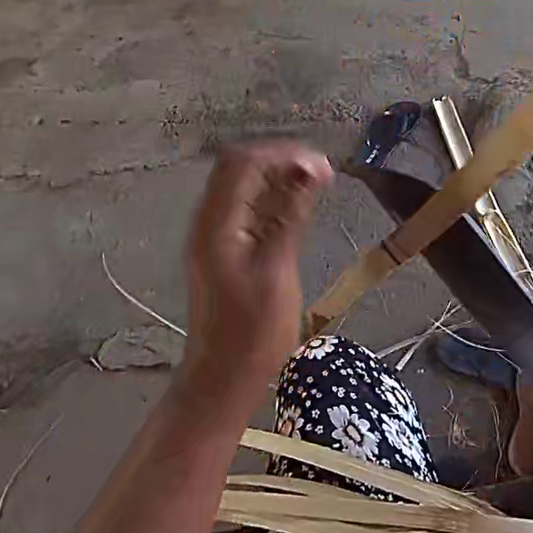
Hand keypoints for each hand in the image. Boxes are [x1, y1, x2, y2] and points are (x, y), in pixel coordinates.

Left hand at [181, 140, 331, 403]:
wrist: (223, 378)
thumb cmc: (252, 332)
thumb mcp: (277, 271)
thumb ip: (290, 216)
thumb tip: (311, 171)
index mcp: (216, 224)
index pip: (243, 163)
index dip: (283, 154)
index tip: (322, 167)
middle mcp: (210, 221)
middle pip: (240, 167)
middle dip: (282, 161)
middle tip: (322, 173)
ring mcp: (216, 234)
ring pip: (245, 185)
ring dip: (280, 178)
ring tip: (318, 185)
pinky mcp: (227, 248)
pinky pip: (249, 208)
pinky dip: (275, 200)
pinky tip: (301, 207)